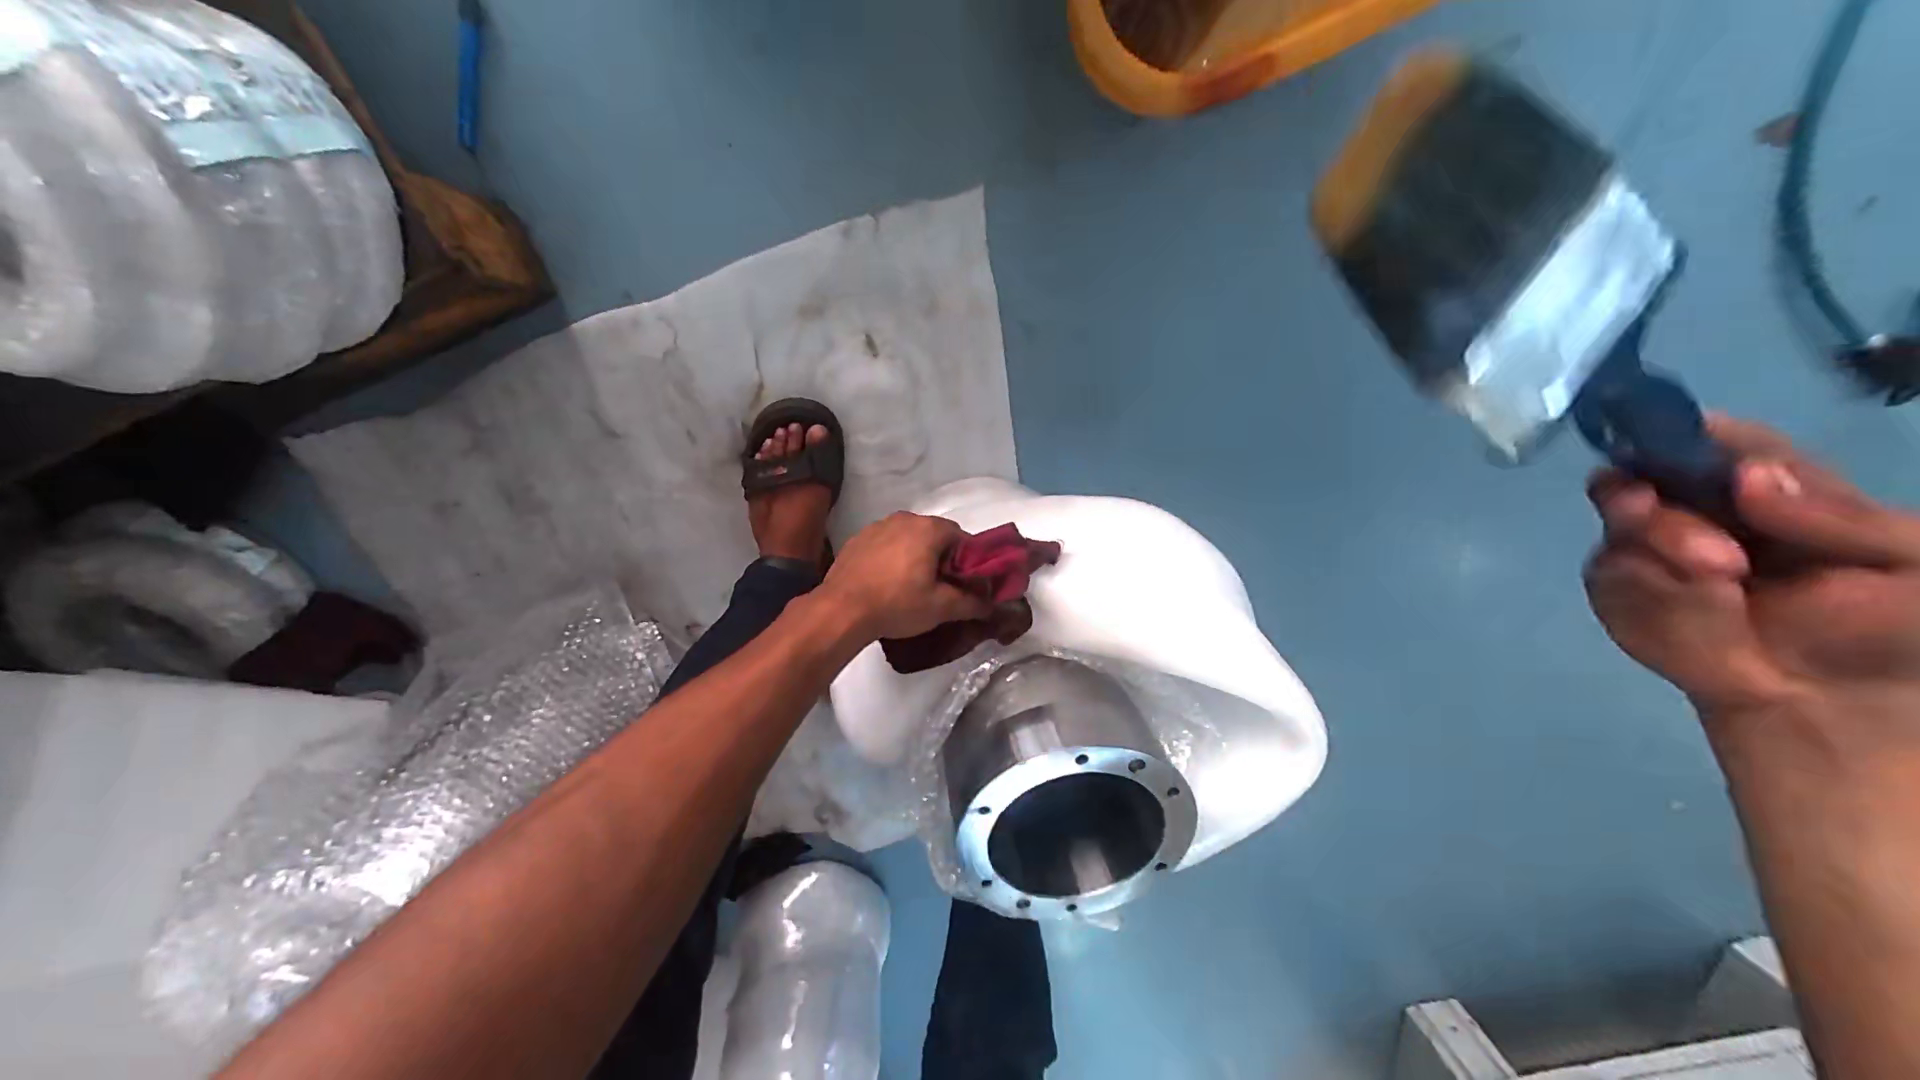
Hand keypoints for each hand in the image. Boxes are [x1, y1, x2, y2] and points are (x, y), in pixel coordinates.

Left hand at [816, 512, 992, 640]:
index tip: (967, 583)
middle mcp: (904, 519)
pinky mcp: (858, 540)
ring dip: (916, 556)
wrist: (841, 610)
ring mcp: (877, 526)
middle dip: (942, 558)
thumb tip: (991, 604)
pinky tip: (887, 582)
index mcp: (929, 529)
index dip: (970, 561)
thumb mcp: (941, 608)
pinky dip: (892, 558)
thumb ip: (972, 602)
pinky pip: (886, 545)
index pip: (962, 537)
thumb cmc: (896, 604)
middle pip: (935, 535)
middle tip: (942, 588)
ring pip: (909, 539)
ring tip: (913, 586)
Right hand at [1585, 416, 1919, 743]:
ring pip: (1618, 515)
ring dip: (1659, 540)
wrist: (1824, 701)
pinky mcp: (1614, 583)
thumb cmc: (1888, 626)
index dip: (1690, 433)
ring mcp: (1644, 543)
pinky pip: (1606, 567)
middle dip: (1650, 490)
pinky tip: (1691, 606)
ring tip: (1717, 578)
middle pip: (1640, 469)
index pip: (1715, 438)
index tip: (1686, 450)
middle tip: (1676, 521)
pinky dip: (1645, 584)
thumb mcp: (1912, 561)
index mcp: (1762, 482)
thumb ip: (1841, 517)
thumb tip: (1748, 479)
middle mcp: (1692, 503)